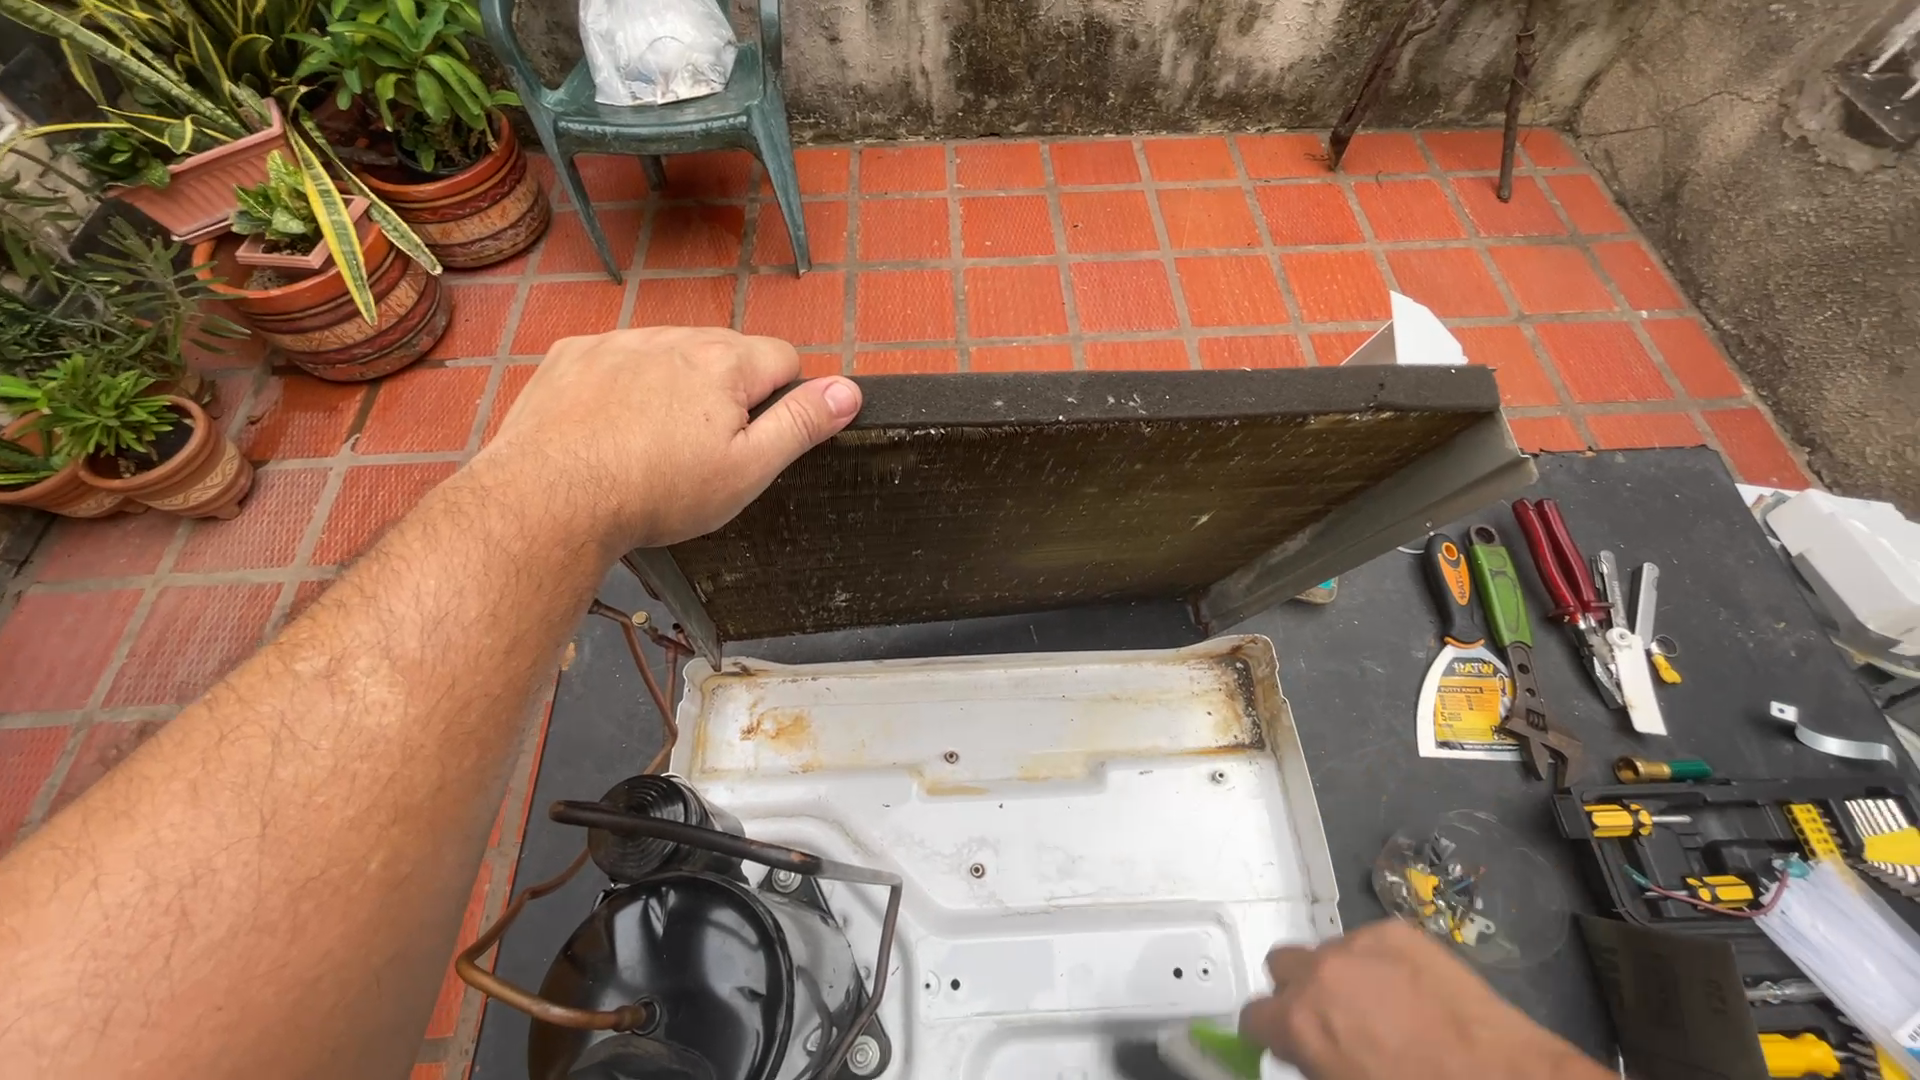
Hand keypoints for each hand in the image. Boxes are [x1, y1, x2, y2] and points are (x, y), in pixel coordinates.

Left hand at [473, 327, 860, 549]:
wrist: (550, 500)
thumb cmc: (659, 492)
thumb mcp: (748, 470)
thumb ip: (802, 424)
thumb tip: (849, 390)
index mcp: (725, 363)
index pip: (784, 359)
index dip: (782, 400)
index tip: (754, 439)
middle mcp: (674, 337)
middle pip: (727, 352)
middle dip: (729, 390)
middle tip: (706, 448)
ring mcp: (618, 342)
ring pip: (672, 352)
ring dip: (678, 382)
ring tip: (657, 440)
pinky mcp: (573, 355)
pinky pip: (619, 357)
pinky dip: (626, 382)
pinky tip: (613, 425)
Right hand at [1238, 921, 1609, 1079]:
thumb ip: (1316, 1066)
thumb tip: (1309, 1056)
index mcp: (1300, 1020)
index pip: (1252, 1015)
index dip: (1270, 1034)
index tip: (1291, 1046)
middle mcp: (1318, 972)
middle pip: (1280, 966)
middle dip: (1299, 992)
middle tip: (1336, 1023)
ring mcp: (1358, 945)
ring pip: (1326, 951)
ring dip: (1339, 976)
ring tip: (1384, 1009)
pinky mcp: (1397, 931)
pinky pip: (1369, 942)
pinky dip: (1379, 964)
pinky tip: (1413, 993)